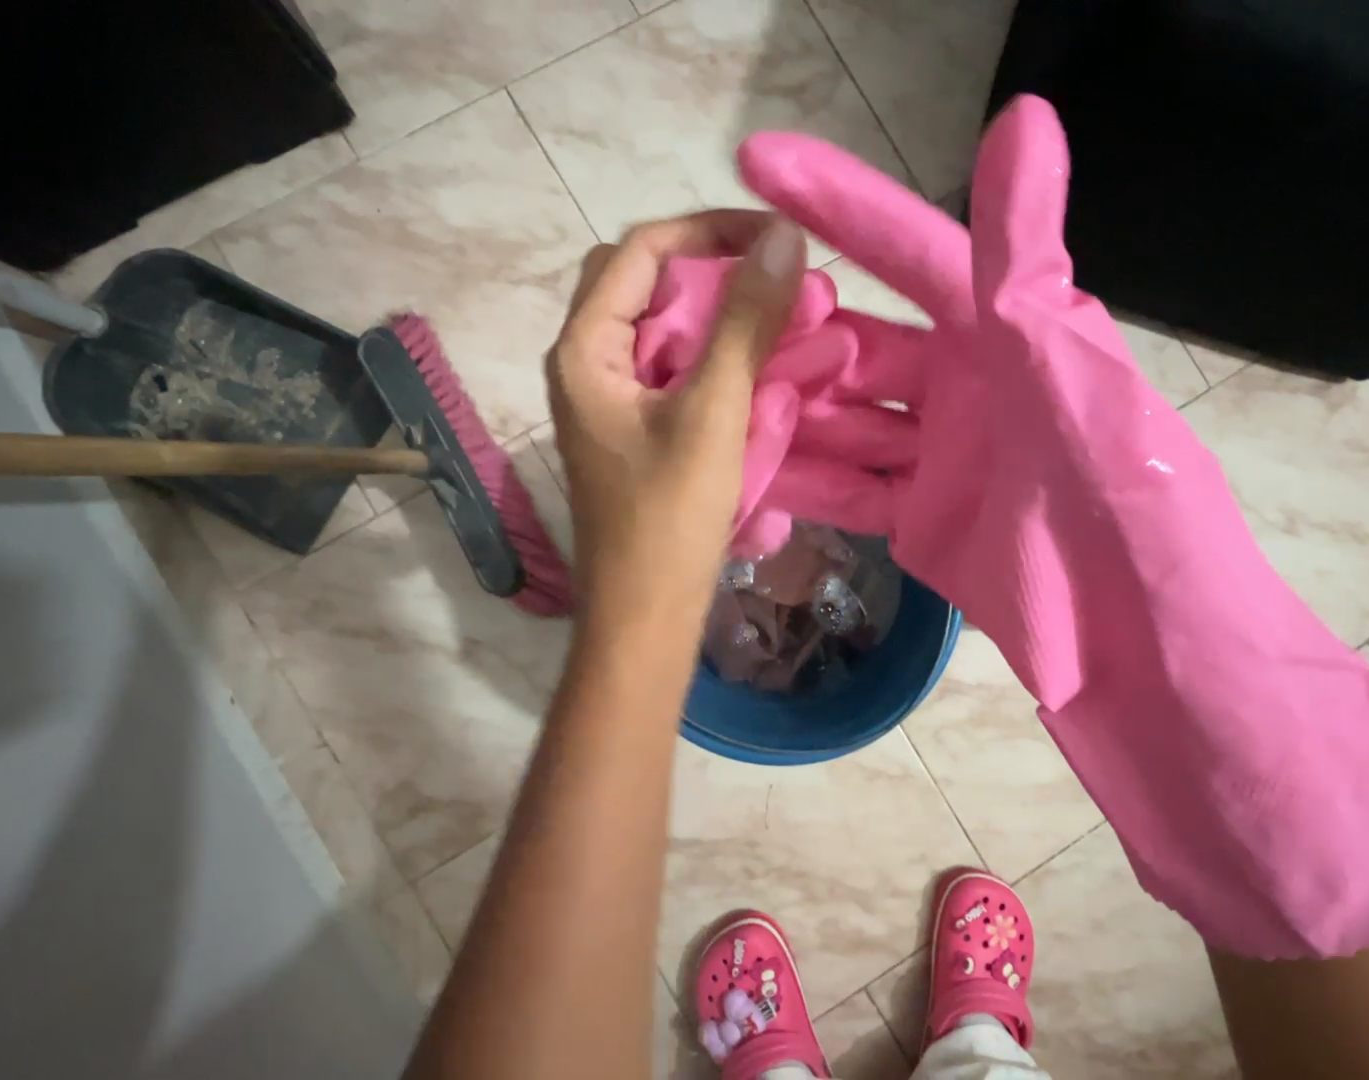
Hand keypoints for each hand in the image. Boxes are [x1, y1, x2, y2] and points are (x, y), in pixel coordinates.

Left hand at [547, 211, 806, 615]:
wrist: (643, 618)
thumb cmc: (669, 518)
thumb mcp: (712, 414)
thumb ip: (745, 323)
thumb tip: (783, 237)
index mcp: (585, 350)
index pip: (641, 251)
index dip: (709, 229)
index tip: (777, 238)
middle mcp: (586, 364)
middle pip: (644, 283)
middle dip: (711, 269)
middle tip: (774, 279)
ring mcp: (608, 400)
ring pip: (661, 328)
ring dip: (718, 316)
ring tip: (780, 321)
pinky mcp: (632, 431)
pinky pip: (672, 372)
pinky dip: (714, 360)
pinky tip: (760, 374)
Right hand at [736, 97, 1368, 958]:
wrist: (1138, 646)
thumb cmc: (1117, 501)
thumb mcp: (1070, 372)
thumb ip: (1030, 259)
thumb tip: (1027, 111)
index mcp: (1010, 332)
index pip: (910, 250)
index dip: (834, 203)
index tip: (750, 159)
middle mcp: (972, 382)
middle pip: (859, 342)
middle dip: (787, 336)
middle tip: (704, 332)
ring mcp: (944, 455)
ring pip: (844, 418)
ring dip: (783, 412)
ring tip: (705, 406)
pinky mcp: (925, 519)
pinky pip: (851, 487)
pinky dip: (804, 480)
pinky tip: (744, 472)